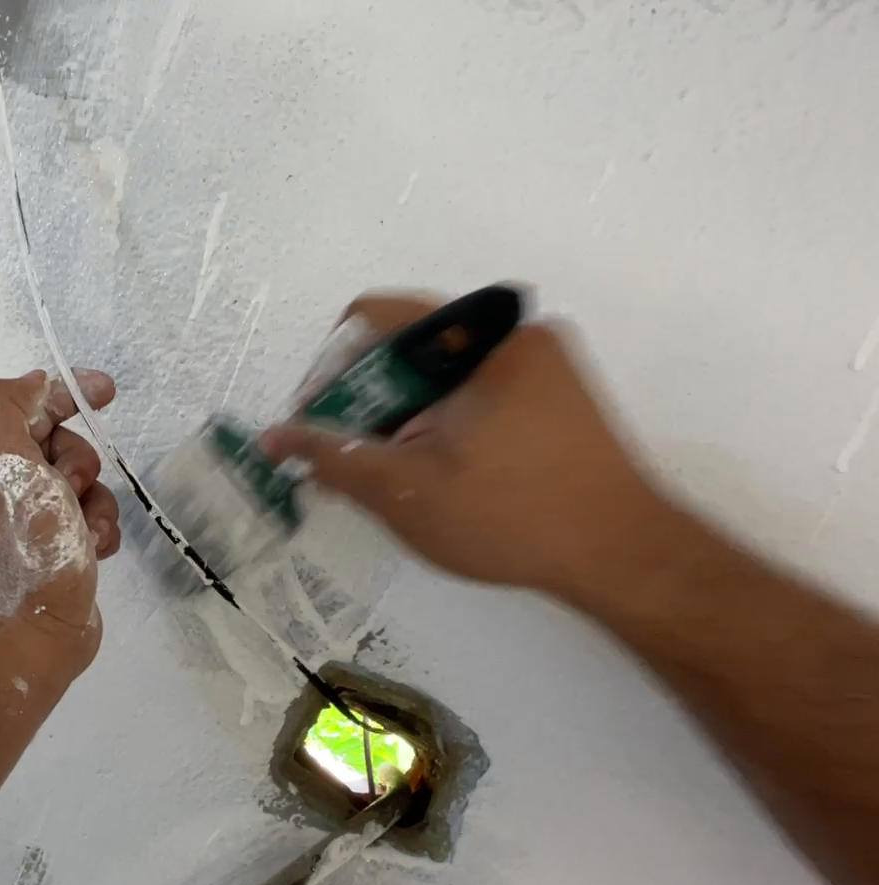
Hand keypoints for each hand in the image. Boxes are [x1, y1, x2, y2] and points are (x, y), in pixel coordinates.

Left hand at [0, 369, 120, 678]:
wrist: (34, 627)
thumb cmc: (22, 539)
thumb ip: (3, 405)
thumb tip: (35, 385)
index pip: (28, 406)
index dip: (65, 391)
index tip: (105, 391)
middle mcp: (7, 488)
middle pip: (65, 445)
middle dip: (80, 462)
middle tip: (69, 489)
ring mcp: (36, 522)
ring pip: (88, 485)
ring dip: (97, 502)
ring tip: (84, 531)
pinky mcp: (62, 551)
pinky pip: (97, 520)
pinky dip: (102, 530)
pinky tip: (94, 551)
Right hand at [257, 292, 668, 595]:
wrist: (625, 558)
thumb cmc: (508, 516)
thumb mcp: (401, 489)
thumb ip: (329, 456)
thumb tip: (269, 438)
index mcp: (481, 340)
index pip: (374, 316)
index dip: (329, 366)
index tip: (319, 420)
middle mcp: (512, 336)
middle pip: (401, 348)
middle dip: (357, 403)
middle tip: (342, 460)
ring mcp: (536, 365)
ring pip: (429, 376)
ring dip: (390, 420)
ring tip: (378, 476)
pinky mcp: (548, 396)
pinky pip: (462, 393)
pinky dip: (427, 425)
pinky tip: (419, 475)